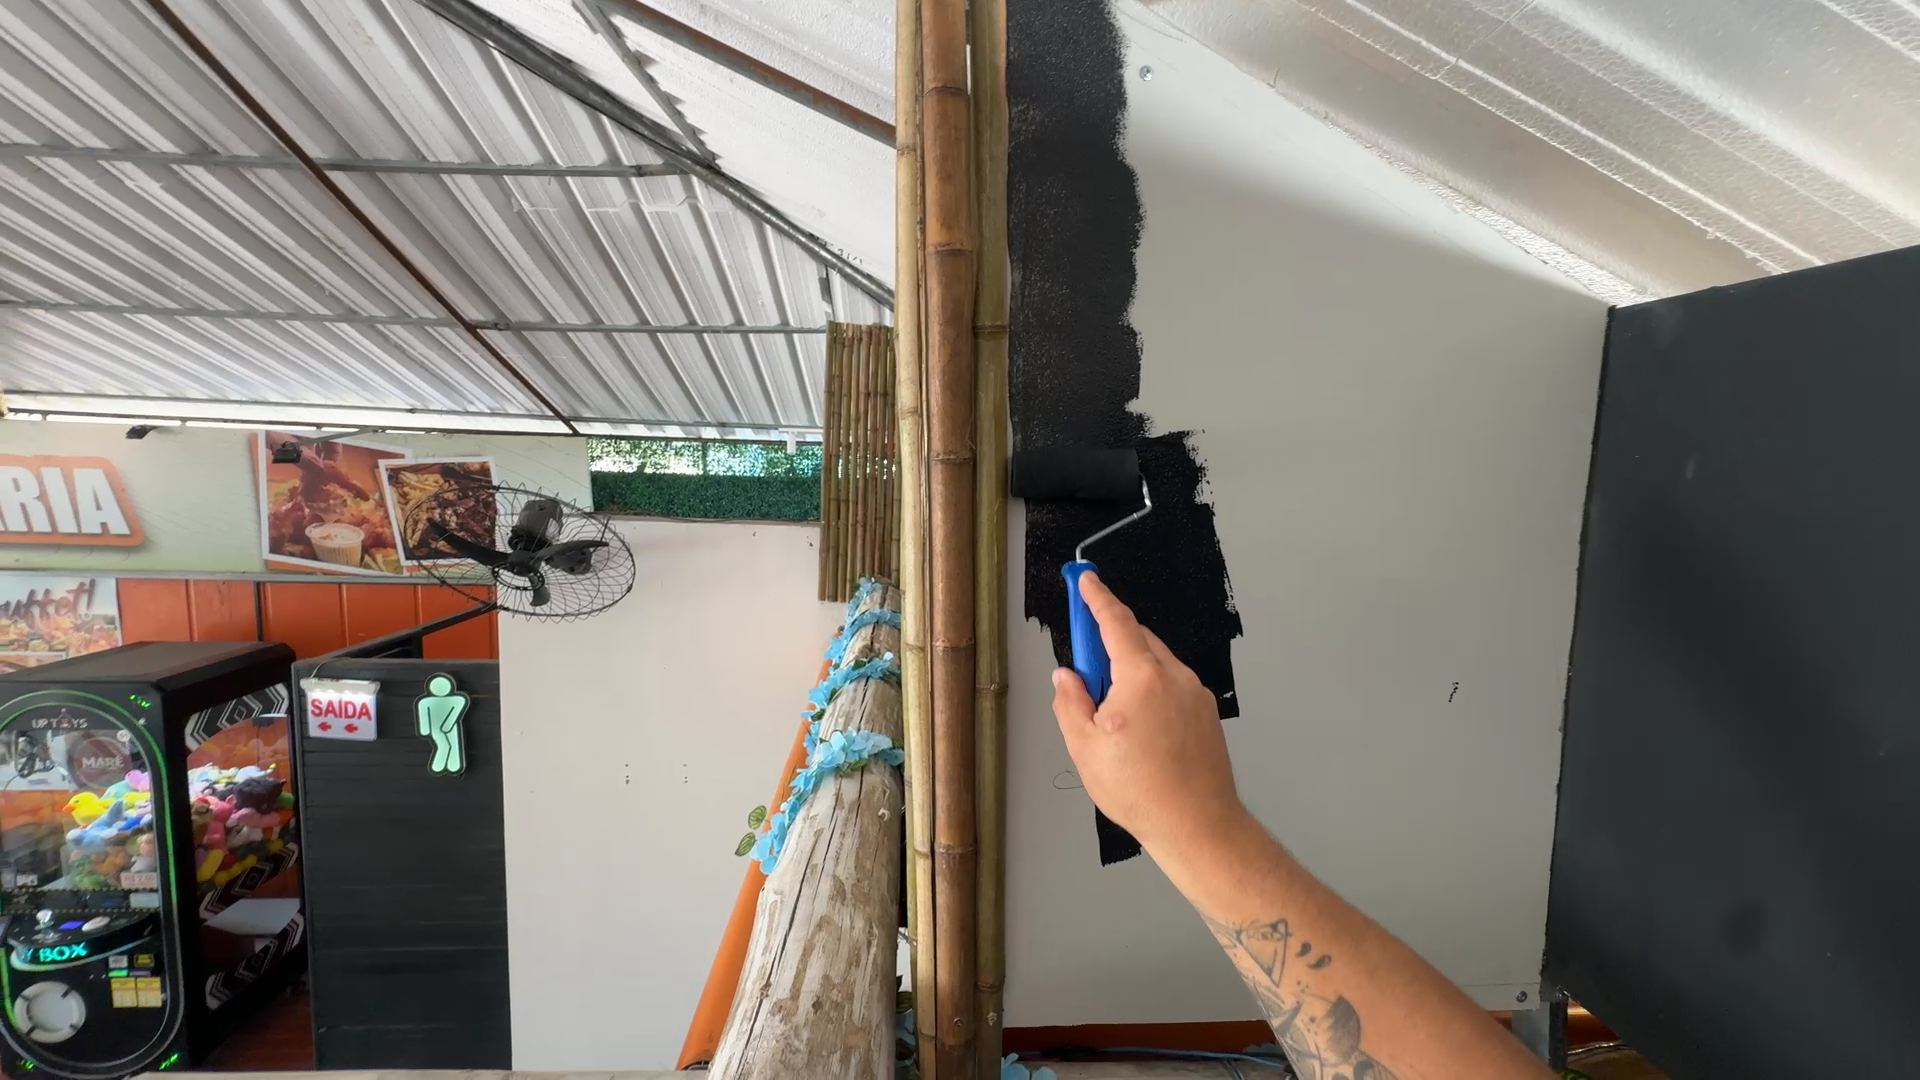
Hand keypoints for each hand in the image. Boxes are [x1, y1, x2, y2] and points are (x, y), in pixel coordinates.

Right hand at [1051, 571, 1246, 853]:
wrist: (1198, 826)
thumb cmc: (1140, 790)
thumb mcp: (1085, 747)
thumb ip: (1070, 702)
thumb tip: (1067, 676)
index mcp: (1142, 677)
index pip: (1115, 622)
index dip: (1097, 597)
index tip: (1086, 579)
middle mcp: (1174, 676)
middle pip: (1137, 639)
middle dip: (1108, 641)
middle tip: (1086, 666)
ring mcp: (1195, 693)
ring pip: (1155, 662)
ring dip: (1129, 667)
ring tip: (1110, 710)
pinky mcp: (1206, 712)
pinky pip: (1171, 683)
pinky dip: (1149, 686)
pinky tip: (1137, 723)